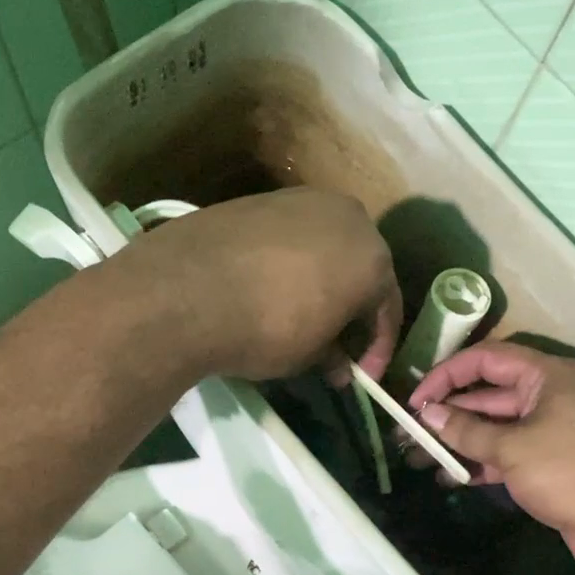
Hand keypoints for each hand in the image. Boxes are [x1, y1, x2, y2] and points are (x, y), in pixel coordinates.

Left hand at [108, 188, 401, 380]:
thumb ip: (332, 357)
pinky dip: (291, 262)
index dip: (378, 348)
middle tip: (336, 343)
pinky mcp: (261, 198)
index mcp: (372, 257)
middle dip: (352, 308)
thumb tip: (338, 367)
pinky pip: (290, 236)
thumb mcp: (308, 357)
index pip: (388, 308)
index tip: (362, 376)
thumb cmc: (266, 329)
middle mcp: (348, 217)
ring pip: (326, 246)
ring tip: (304, 315)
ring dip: (322, 281)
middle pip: (360, 268)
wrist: (187, 290)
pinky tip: (271, 287)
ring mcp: (302, 200)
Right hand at [409, 341, 574, 573]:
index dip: (447, 375)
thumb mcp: (513, 449)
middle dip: (450, 413)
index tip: (415, 400)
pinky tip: (454, 477)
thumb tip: (428, 415)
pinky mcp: (559, 462)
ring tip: (421, 458)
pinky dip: (486, 461)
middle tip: (410, 432)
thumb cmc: (573, 472)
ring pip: (500, 426)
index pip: (488, 358)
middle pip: (492, 393)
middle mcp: (556, 395)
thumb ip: (467, 431)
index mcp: (551, 375)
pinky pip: (514, 452)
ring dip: (463, 440)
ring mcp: (559, 430)